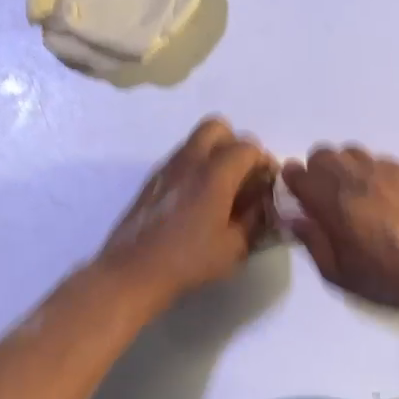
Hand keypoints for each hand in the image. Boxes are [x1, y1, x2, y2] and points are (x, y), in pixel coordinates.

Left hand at [95, 117, 276, 306]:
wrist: (132, 271)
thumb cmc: (188, 261)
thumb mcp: (234, 248)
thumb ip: (255, 220)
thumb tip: (263, 203)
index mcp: (215, 174)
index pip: (248, 146)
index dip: (263, 162)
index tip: (266, 186)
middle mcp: (190, 161)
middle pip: (218, 127)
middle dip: (235, 145)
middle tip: (241, 176)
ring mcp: (166, 168)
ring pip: (196, 141)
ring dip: (213, 154)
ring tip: (219, 190)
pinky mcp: (151, 180)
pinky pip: (179, 159)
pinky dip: (194, 168)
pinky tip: (195, 201)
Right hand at [282, 146, 398, 315]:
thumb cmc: (386, 280)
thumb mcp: (338, 274)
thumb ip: (312, 241)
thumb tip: (293, 218)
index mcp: (336, 204)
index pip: (300, 173)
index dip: (292, 182)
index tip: (296, 195)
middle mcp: (359, 178)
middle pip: (323, 154)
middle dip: (316, 171)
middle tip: (322, 195)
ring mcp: (387, 171)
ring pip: (351, 152)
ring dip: (343, 167)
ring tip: (352, 192)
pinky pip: (378, 159)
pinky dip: (370, 171)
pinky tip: (379, 196)